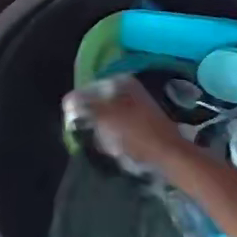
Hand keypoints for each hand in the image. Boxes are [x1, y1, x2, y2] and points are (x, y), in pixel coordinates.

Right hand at [62, 76, 188, 173]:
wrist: (169, 155)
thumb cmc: (136, 133)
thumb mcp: (105, 117)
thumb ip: (84, 106)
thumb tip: (67, 100)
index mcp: (122, 82)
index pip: (90, 89)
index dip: (81, 105)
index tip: (77, 123)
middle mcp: (130, 90)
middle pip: (99, 104)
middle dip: (94, 121)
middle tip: (95, 135)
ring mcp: (138, 106)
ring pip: (109, 118)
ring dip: (105, 132)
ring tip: (108, 145)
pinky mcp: (143, 124)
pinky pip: (120, 129)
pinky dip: (116, 138)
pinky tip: (119, 150)